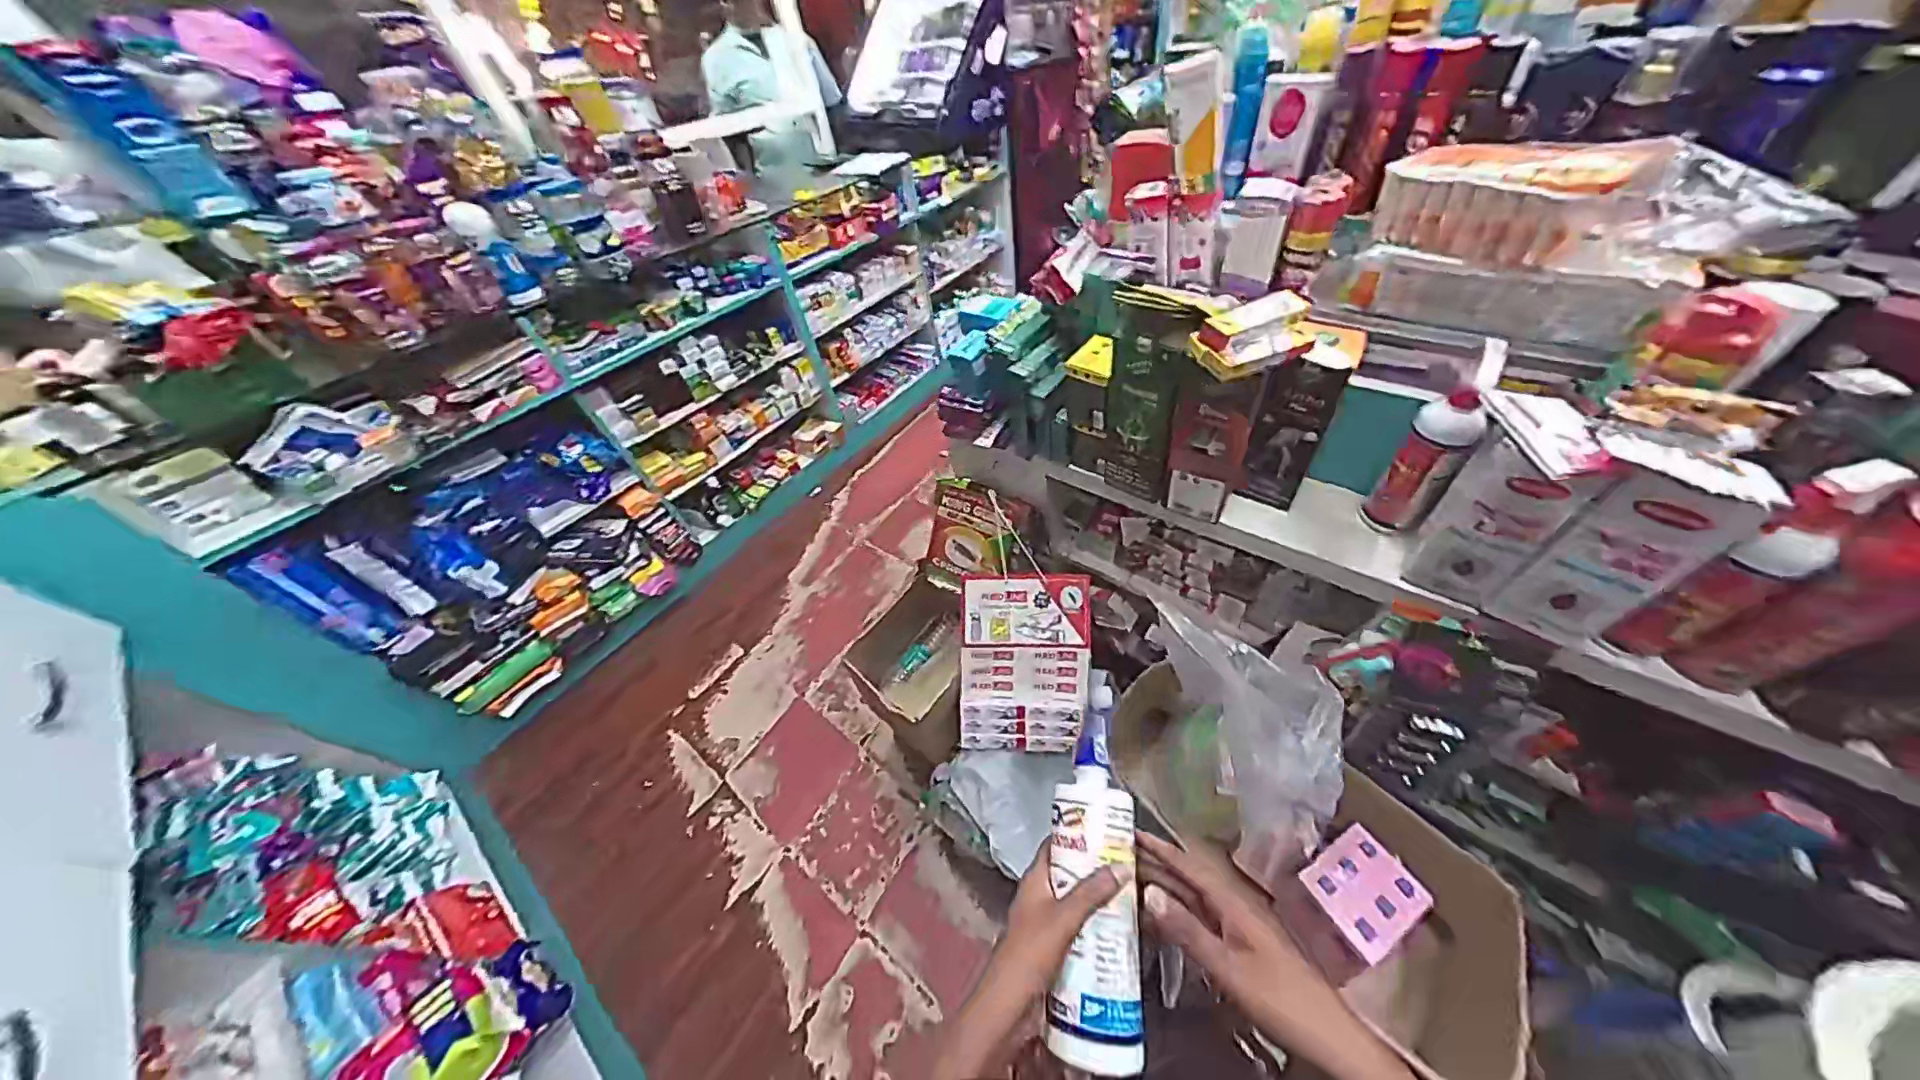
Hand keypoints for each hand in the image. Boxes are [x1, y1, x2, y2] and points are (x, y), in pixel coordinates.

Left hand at [931, 846, 1128, 1079]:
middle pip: (1069, 875)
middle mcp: (1039, 897)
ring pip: (1076, 903)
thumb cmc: (1029, 953)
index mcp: (1034, 880)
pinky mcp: (1054, 949)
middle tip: (1127, 864)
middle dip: (1095, 870)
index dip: (1075, 835)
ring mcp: (1045, 923)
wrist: (1009, 1006)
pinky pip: (1079, 930)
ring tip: (1131, 894)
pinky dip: (1096, 927)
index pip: (1054, 846)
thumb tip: (1121, 865)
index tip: (1104, 829)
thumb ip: (1090, 893)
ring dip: (1099, 900)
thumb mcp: (1062, 918)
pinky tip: (1120, 930)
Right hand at [1138, 833, 1413, 1079]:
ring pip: (1191, 900)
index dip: (1161, 849)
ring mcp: (1235, 928)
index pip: (1189, 868)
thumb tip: (1149, 892)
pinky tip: (1157, 917)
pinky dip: (1174, 913)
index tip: (1133, 832)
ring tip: (1129, 879)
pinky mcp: (1236, 947)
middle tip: (1120, 855)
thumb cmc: (1279, 997)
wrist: (1326, 1034)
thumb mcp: (1228, 966)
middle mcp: (1232, 908)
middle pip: (1188, 880)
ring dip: (1162, 888)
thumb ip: (1188, 929)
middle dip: (1155, 865)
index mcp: (1232, 904)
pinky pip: (1198, 920)